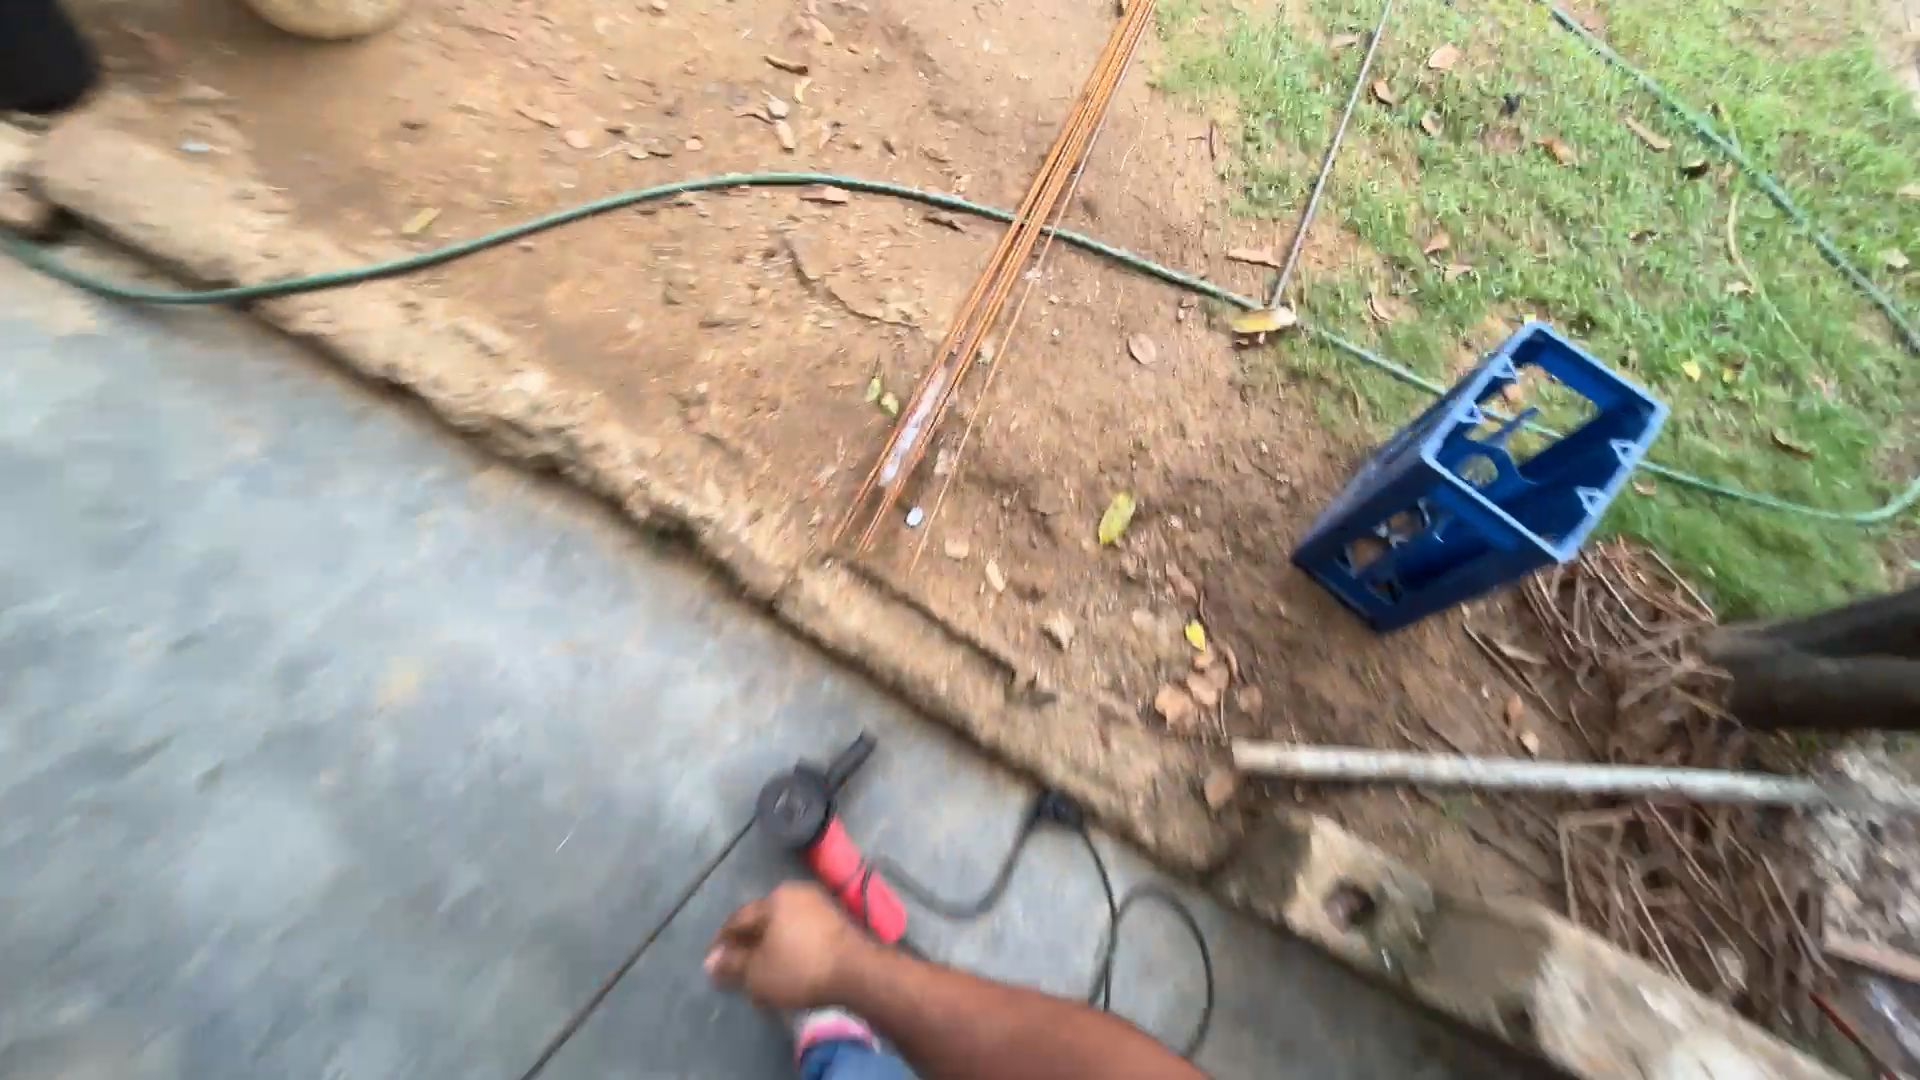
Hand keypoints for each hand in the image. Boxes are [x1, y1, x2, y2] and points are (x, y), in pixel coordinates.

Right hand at [704, 882, 873, 1009]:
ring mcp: (818, 902)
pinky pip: (801, 930)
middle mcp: (796, 892)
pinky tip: (787, 967)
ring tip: (760, 972)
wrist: (854, 969)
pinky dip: (789, 946)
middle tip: (735, 969)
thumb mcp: (757, 971)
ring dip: (769, 947)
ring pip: (783, 925)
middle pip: (762, 919)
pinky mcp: (834, 918)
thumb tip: (711, 960)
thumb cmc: (799, 967)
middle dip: (747, 944)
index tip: (712, 962)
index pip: (738, 918)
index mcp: (775, 898)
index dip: (722, 941)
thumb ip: (732, 964)